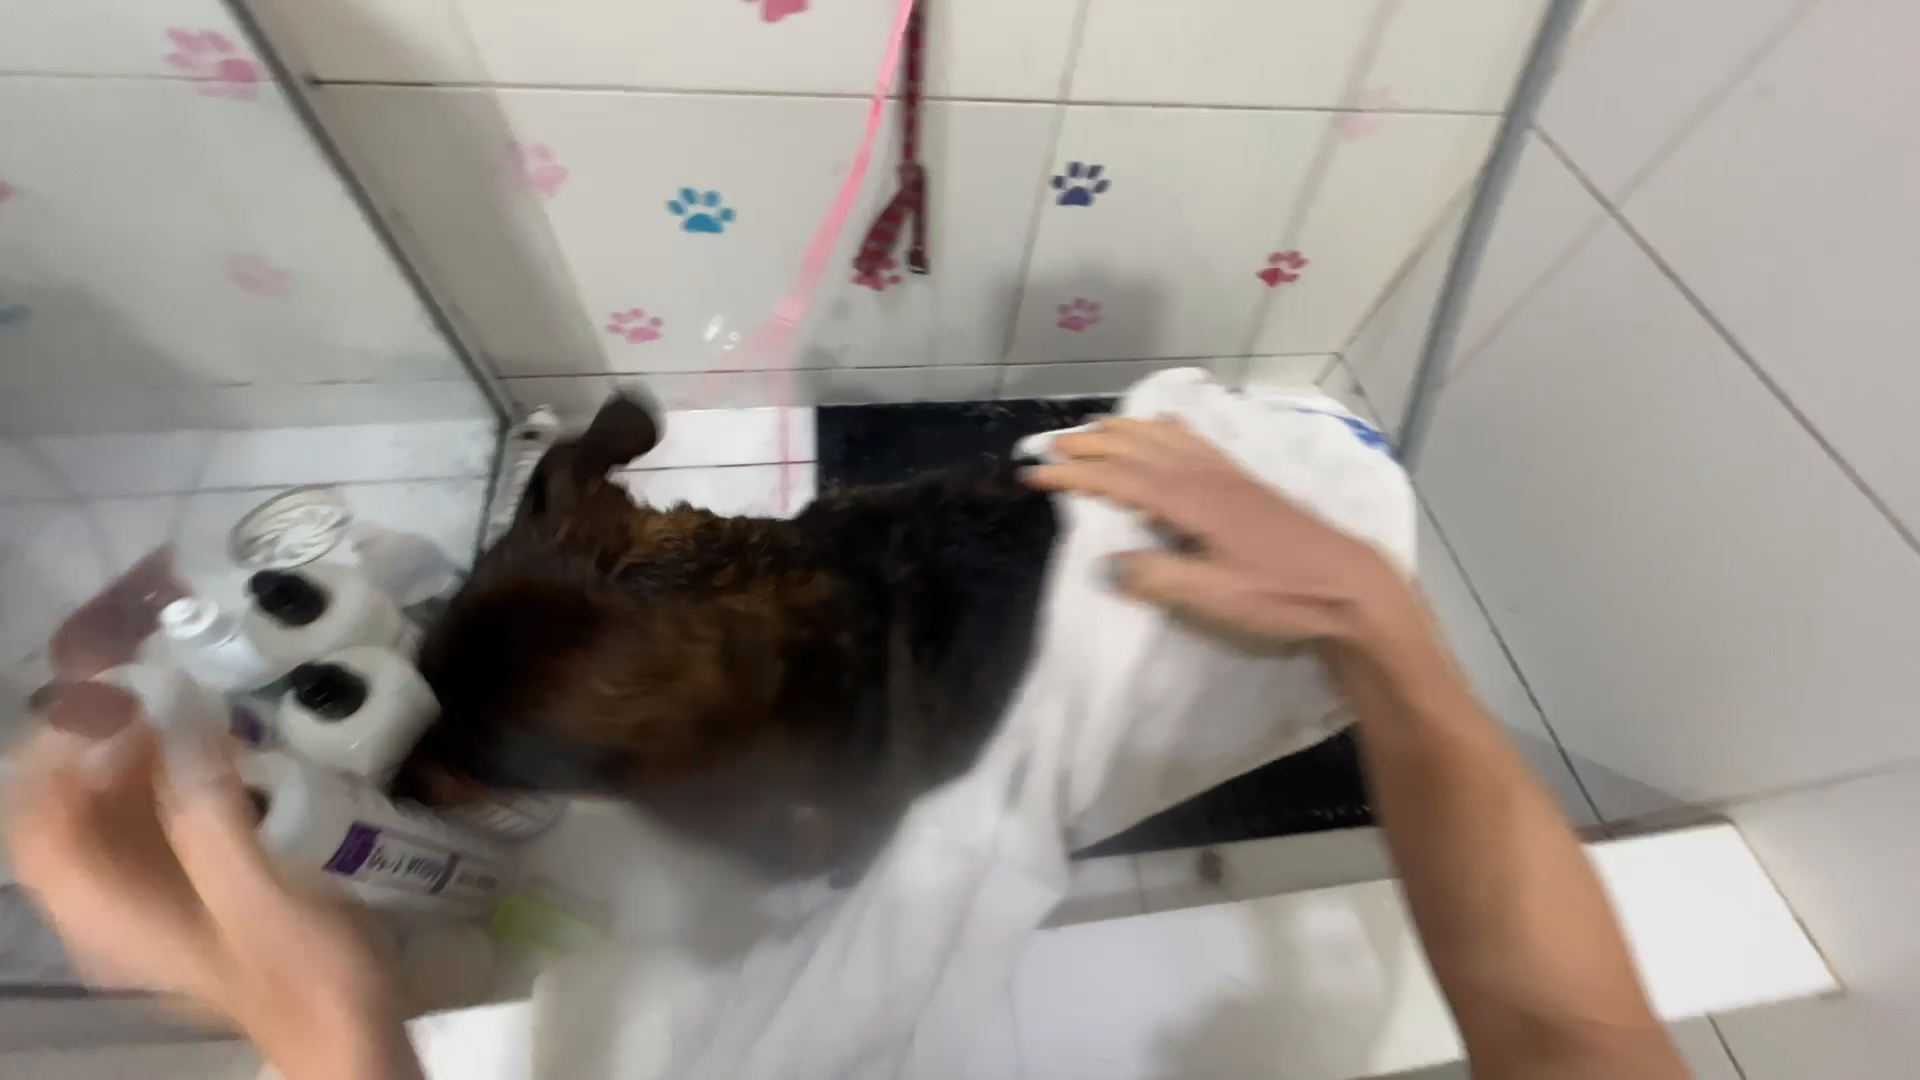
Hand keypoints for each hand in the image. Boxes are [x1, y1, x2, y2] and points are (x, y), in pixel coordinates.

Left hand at [6, 726, 421, 1079]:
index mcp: (111, 915)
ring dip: (126, 763)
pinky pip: (154, 832)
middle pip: (68, 821)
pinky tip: (205, 756)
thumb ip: (216, 826)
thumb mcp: (262, 897)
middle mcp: (111, 907)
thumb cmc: (305, 967)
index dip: (56, 762)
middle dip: (90, 750)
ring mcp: (151, 902)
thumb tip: (191, 743)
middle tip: (140, 684)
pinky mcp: (192, 894)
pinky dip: (164, 787)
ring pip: (108, 824)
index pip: (45, 830)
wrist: (340, 1020)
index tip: (102, 698)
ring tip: (169, 704)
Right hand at [1024, 417, 1419, 648]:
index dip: (1072, 475)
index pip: (1116, 479)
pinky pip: (1193, 438)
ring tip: (1091, 431)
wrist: (1350, 586)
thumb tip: (1107, 563)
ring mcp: (1225, 473)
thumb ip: (1157, 578)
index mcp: (1189, 501)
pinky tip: (1161, 426)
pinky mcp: (1242, 479)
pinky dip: (1164, 427)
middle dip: (1088, 445)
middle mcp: (1203, 476)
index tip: (1033, 475)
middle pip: (1134, 447)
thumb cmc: (1281, 595)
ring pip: (1162, 436)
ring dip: (1121, 430)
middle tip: (1050, 446)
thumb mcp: (1215, 597)